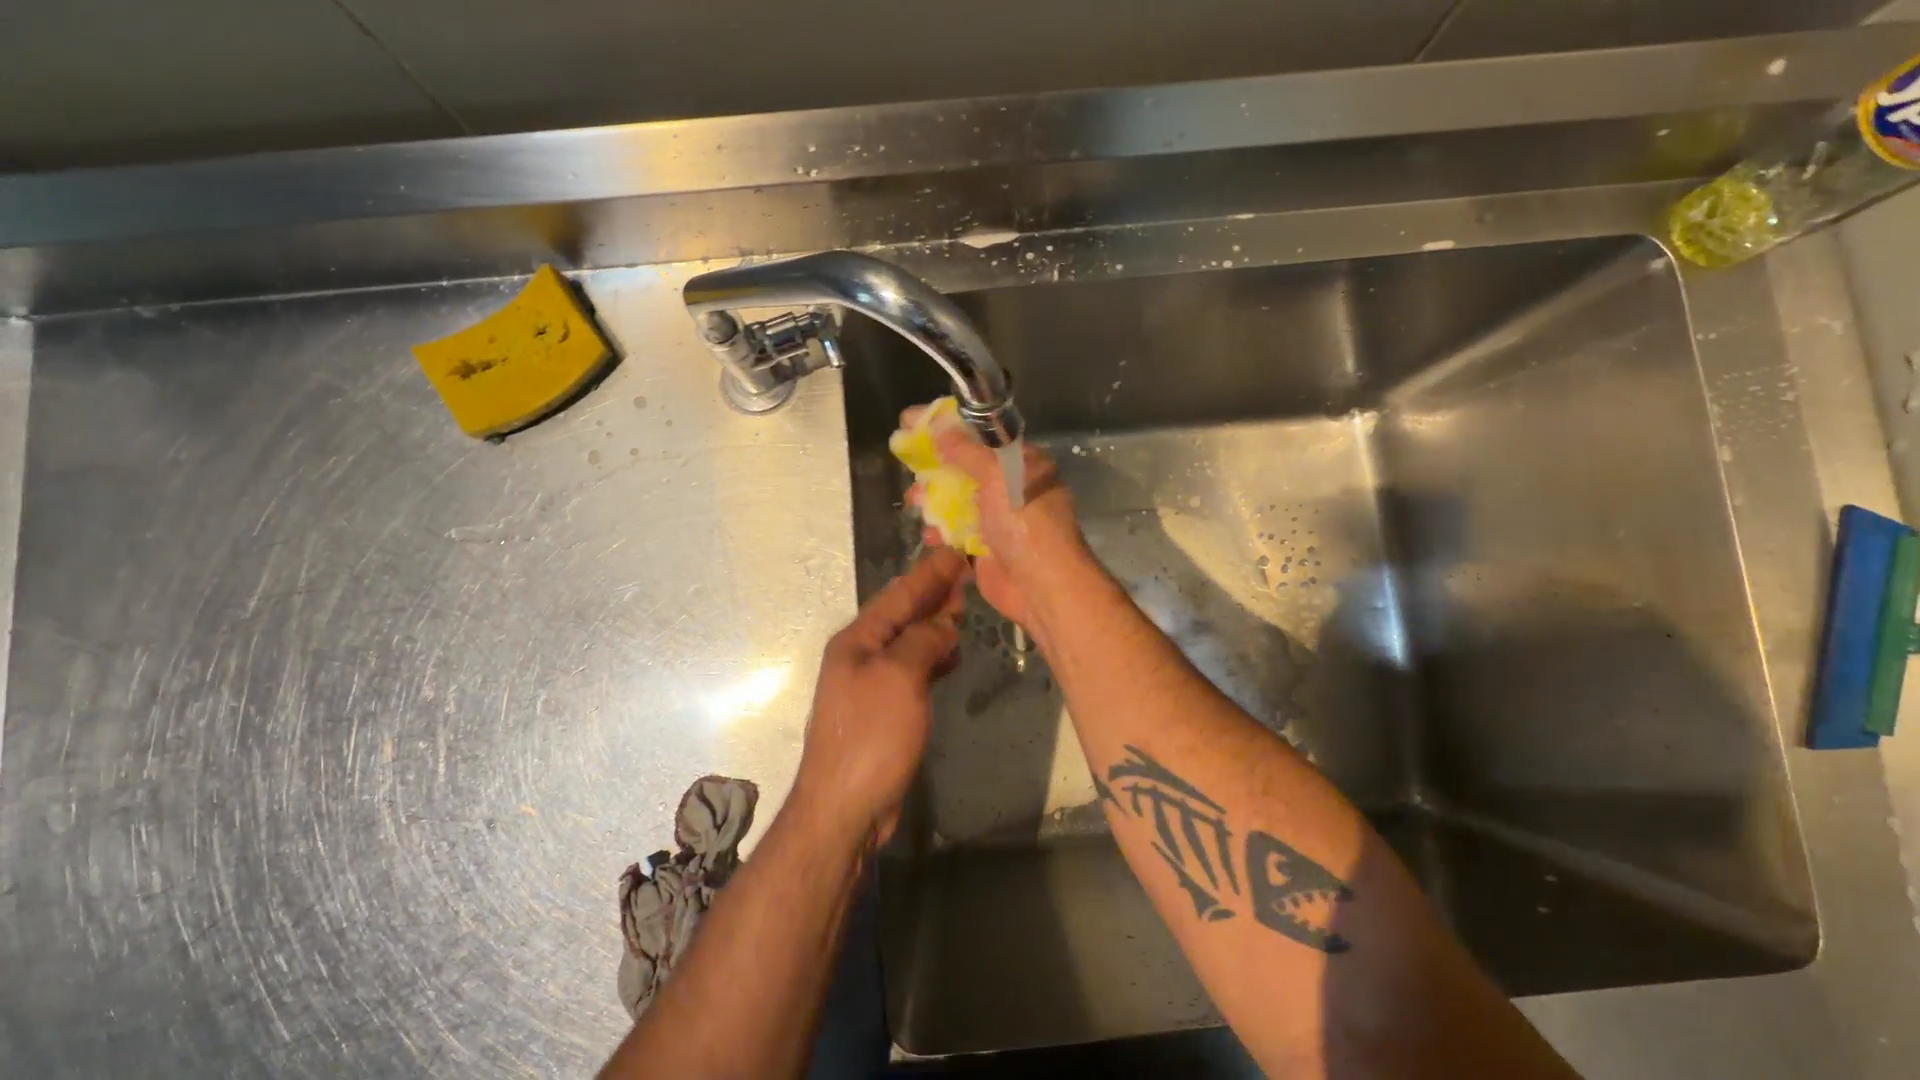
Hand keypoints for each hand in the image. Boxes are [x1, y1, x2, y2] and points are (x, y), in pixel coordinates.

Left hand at [792, 548, 968, 844]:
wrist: (844, 807)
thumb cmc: (870, 737)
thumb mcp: (899, 678)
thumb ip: (922, 642)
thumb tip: (942, 628)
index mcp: (856, 641)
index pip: (897, 595)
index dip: (928, 574)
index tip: (956, 551)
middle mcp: (860, 657)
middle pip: (901, 616)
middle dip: (932, 594)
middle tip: (966, 573)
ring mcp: (870, 686)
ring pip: (908, 643)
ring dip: (934, 624)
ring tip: (963, 607)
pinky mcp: (883, 713)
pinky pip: (912, 670)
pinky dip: (933, 657)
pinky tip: (951, 656)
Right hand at [902, 407, 1090, 629]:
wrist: (1042, 586)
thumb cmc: (1026, 522)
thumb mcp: (998, 475)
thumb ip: (967, 451)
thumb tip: (939, 426)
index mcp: (1024, 463)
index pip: (981, 435)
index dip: (948, 426)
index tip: (912, 422)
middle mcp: (1013, 488)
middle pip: (966, 468)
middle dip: (936, 467)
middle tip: (909, 466)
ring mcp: (1000, 520)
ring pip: (959, 501)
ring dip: (934, 500)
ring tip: (914, 501)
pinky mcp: (987, 550)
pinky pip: (958, 533)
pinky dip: (941, 531)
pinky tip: (928, 533)